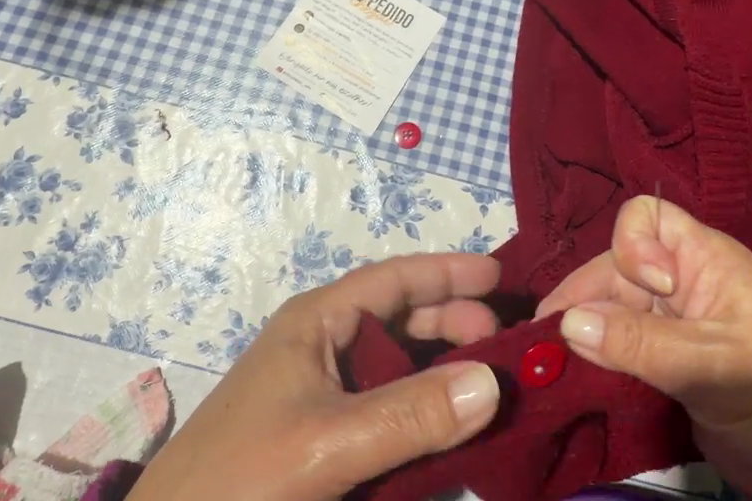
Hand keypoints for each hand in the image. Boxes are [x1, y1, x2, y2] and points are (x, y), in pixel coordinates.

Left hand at [130, 253, 503, 500]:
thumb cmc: (243, 479)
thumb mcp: (330, 443)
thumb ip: (411, 414)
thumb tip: (493, 382)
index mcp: (318, 322)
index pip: (394, 279)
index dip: (448, 273)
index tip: (501, 277)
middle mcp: (322, 345)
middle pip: (401, 318)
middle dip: (454, 323)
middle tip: (508, 344)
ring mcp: (321, 392)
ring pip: (397, 366)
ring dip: (443, 370)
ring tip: (492, 382)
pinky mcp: (322, 436)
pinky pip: (387, 409)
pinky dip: (424, 411)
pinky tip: (453, 428)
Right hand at [537, 197, 751, 500]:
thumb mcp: (717, 368)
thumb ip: (642, 345)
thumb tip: (567, 323)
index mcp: (704, 262)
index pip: (646, 220)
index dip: (630, 247)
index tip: (638, 291)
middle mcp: (682, 287)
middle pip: (614, 272)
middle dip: (580, 301)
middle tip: (539, 348)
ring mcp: (674, 330)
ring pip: (610, 316)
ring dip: (578, 339)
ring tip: (540, 370)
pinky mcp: (667, 371)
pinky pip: (619, 355)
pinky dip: (592, 367)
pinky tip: (565, 386)